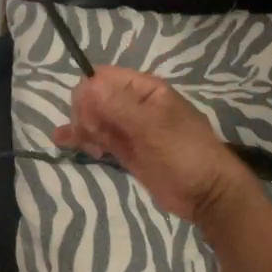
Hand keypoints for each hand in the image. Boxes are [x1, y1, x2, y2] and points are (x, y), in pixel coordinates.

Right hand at [52, 66, 246, 223]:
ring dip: (81, 126)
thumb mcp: (153, 127)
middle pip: (95, 98)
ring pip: (95, 119)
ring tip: (82, 145)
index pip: (105, 78)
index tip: (89, 117)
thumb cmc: (185, 153)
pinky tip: (64, 141)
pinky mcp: (126, 150)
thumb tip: (86, 86)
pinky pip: (99, 138)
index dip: (90, 93)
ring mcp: (129, 129)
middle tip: (93, 135)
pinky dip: (82, 139)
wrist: (206, 194)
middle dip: (85, 113)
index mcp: (146, 90)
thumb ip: (119, 107)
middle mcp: (135, 104)